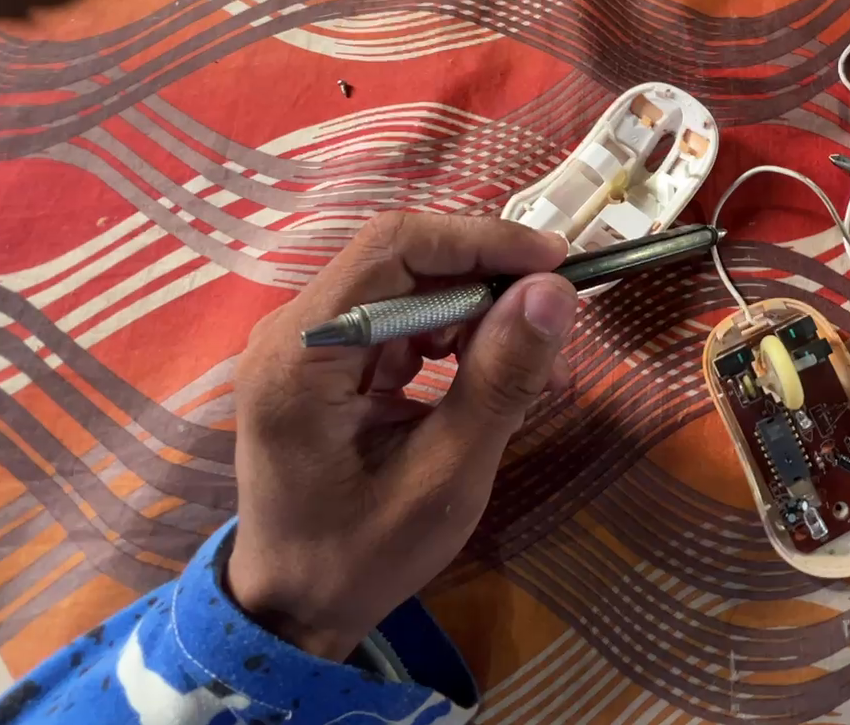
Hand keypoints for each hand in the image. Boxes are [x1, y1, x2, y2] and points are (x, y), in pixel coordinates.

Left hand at [224, 212, 577, 659]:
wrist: (294, 607)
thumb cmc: (363, 555)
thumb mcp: (447, 476)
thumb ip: (499, 379)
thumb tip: (555, 292)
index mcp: (302, 356)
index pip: (394, 250)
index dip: (480, 242)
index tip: (554, 261)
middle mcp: (297, 330)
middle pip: (404, 258)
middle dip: (487, 275)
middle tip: (551, 313)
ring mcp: (312, 340)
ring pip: (412, 281)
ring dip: (478, 305)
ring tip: (523, 357)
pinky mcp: (333, 355)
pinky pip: (407, 312)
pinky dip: (458, 329)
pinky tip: (483, 368)